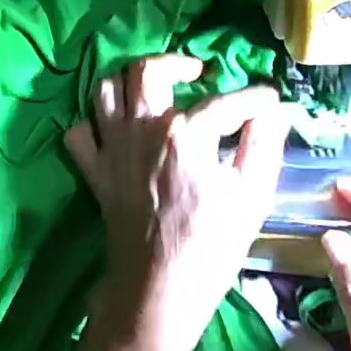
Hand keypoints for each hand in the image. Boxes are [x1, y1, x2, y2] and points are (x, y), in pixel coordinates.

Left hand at [65, 54, 288, 350]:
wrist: (158, 287)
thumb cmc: (211, 246)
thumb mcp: (253, 197)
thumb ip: (262, 146)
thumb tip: (270, 113)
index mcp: (184, 132)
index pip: (225, 100)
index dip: (254, 97)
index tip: (267, 99)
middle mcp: (140, 127)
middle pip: (145, 69)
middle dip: (174, 63)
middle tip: (195, 72)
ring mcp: (111, 146)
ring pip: (106, 90)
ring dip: (130, 84)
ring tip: (153, 94)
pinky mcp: (93, 169)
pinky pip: (81, 132)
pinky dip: (95, 125)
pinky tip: (116, 130)